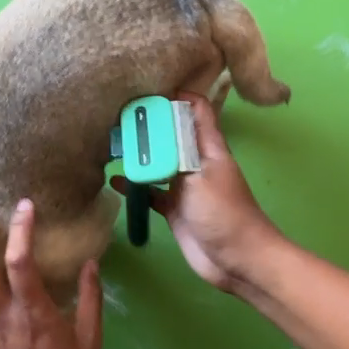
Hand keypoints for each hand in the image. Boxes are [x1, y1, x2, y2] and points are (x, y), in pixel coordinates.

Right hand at [111, 93, 285, 291]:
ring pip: (158, 161)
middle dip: (149, 124)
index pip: (196, 109)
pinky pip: (150, 191)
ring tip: (111, 143)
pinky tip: (115, 180)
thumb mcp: (199, 176)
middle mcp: (195, 161)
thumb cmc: (223, 214)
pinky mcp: (174, 208)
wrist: (237, 260)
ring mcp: (183, 185)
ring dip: (139, 153)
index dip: (177, 95)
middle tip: (116, 115)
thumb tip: (153, 129)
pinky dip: (134, 185)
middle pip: (171, 134)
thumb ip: (176, 153)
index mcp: (209, 147)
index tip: (147, 88)